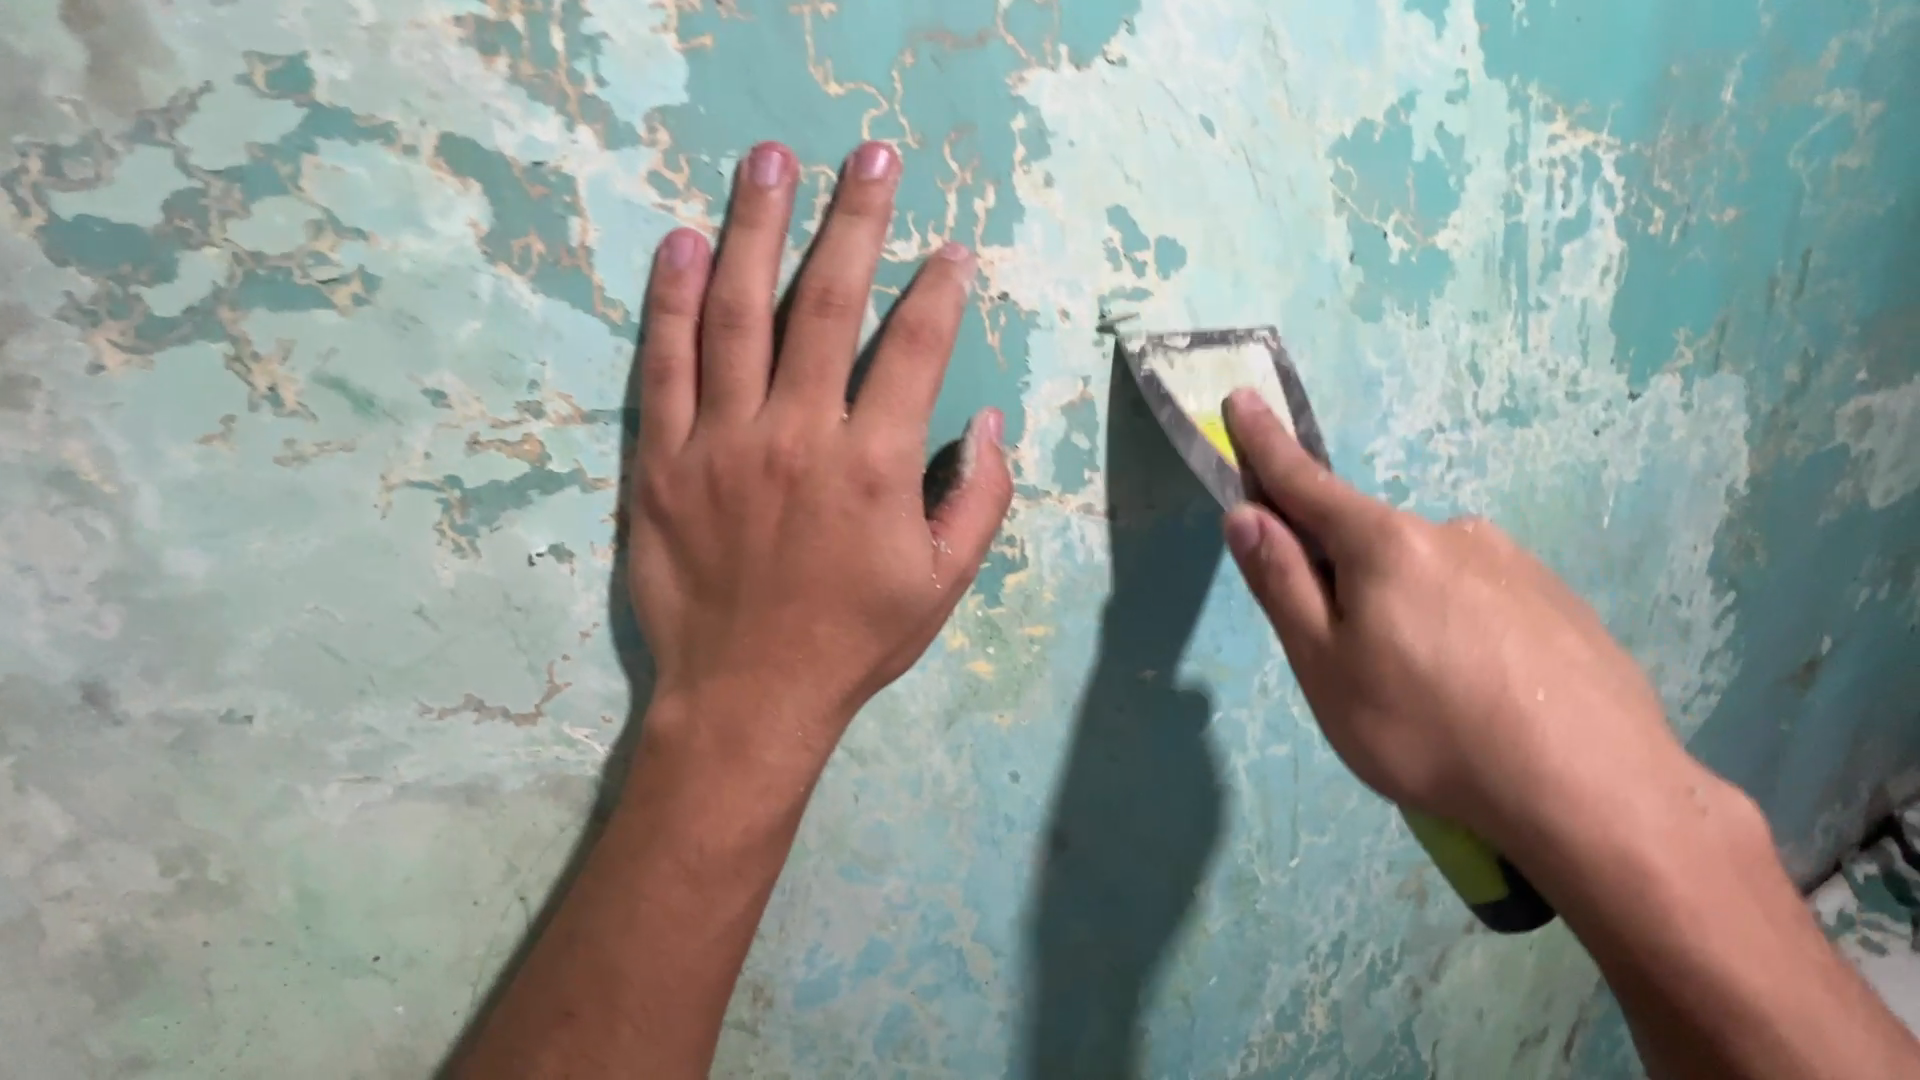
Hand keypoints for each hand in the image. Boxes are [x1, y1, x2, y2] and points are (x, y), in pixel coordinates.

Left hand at [628, 140, 1012, 770]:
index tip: (950, 251)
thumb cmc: (853, 641)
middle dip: (855, 220)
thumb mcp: (943, 584)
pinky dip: (674, 300)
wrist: (746, 696)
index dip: (938, 289)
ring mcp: (721, 441)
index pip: (914, 348)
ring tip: (770, 162)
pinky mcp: (661, 460)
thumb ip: (980, 498)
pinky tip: (687, 245)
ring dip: (759, 228)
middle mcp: (798, 434)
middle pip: (827, 303)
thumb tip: (990, 420)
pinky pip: (664, 365)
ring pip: (738, 313)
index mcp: (874, 465)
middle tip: (870, 155)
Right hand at [1218, 389, 1696, 851]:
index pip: (1304, 483)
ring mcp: (1513, 562)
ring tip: (1427, 692)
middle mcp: (1451, 532)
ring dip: (1403, 609)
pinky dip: (1458, 627)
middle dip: (1341, 579)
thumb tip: (1246, 513)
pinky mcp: (1557, 600)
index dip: (1265, 444)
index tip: (1242, 400)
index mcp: (1384, 544)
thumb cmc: (1428, 730)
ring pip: (1424, 574)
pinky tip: (1481, 692)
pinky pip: (1478, 597)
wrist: (1598, 796)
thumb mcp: (1325, 666)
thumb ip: (1282, 584)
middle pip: (1366, 541)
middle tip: (1353, 663)